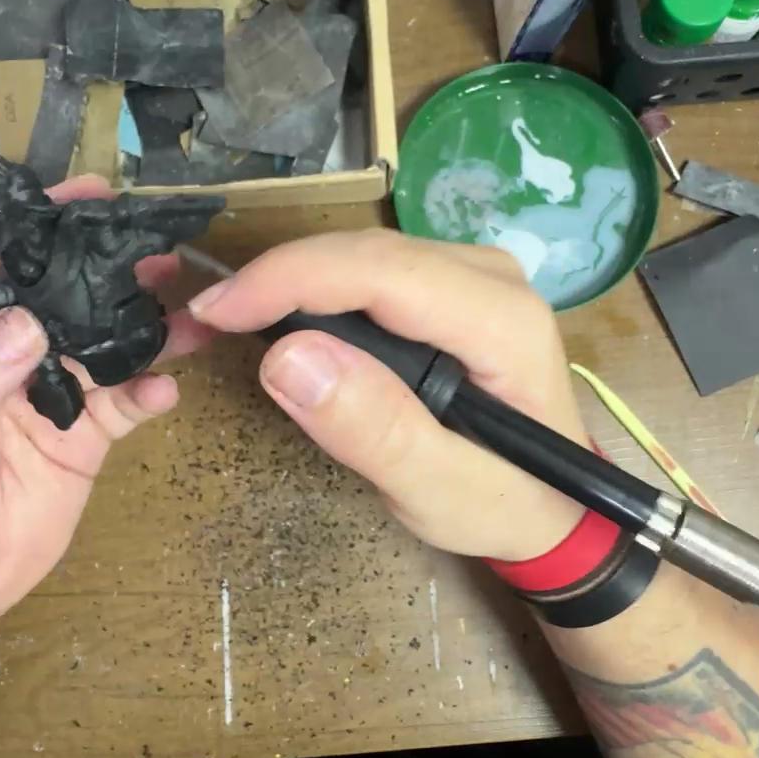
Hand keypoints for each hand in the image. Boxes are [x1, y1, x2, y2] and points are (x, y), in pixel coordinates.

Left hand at [0, 177, 208, 653]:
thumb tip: (29, 323)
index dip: (33, 229)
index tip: (88, 196)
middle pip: (57, 301)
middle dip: (105, 272)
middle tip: (159, 248)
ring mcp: (42, 401)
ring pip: (101, 349)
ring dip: (142, 329)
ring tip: (190, 313)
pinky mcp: (78, 442)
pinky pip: (121, 407)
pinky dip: (147, 394)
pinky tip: (169, 390)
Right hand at [188, 230, 584, 562]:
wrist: (554, 502)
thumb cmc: (504, 502)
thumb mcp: (441, 491)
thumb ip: (376, 430)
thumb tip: (287, 357)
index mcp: (501, 320)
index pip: (382, 272)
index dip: (290, 280)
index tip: (216, 310)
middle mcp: (491, 276)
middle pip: (367, 254)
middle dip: (276, 279)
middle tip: (204, 320)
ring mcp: (473, 273)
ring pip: (363, 255)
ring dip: (290, 282)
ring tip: (229, 319)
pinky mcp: (452, 284)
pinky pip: (372, 270)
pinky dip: (318, 289)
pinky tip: (281, 315)